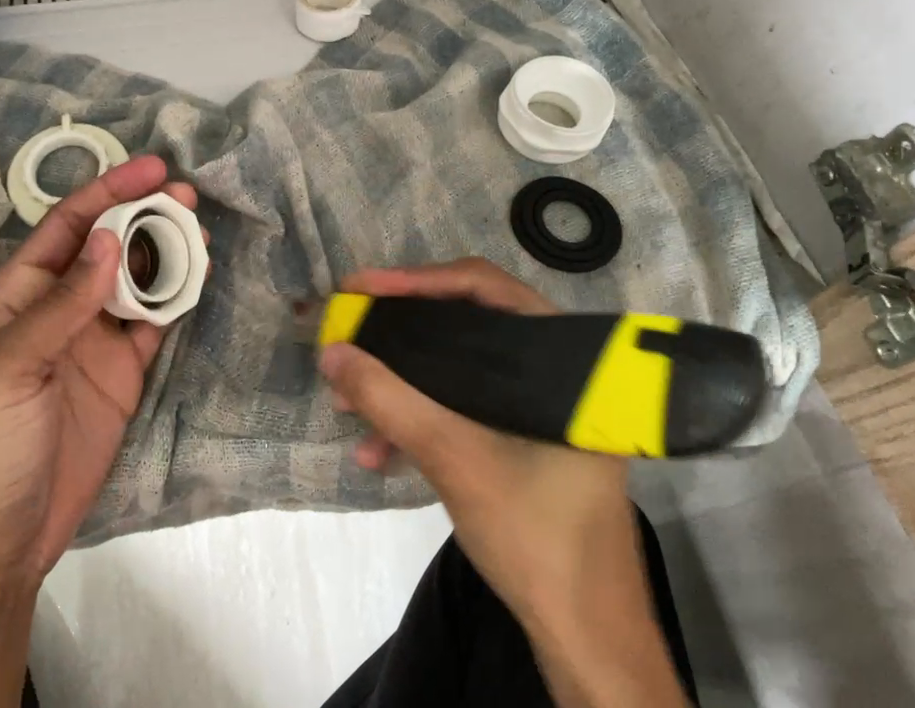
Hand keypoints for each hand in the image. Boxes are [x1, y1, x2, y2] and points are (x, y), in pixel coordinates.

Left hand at [0, 154, 199, 577]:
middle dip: (145, 216)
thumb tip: (111, 241)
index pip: (67, 227)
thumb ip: (62, 304)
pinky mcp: (123, 372)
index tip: (153, 169)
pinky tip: (200, 278)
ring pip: (137, 281)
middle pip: (108, 247)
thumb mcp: (10, 367)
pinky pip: (155, 323)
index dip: (108, 192)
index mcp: (18, 293)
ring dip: (167, 253)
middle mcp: (58, 306)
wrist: (4, 534)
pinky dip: (178, 300)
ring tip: (202, 231)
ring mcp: (94, 339)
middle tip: (189, 197)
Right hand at [319, 258, 687, 706]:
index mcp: (563, 358)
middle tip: (347, 338)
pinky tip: (377, 451)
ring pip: (458, 372)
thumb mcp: (454, 458)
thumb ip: (389, 400)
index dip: (415, 282)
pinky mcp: (524, 439)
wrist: (584, 631)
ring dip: (401, 386)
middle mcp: (555, 371)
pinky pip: (463, 408)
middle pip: (464, 327)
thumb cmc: (536, 534)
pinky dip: (420, 421)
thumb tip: (330, 352)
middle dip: (397, 340)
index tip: (359, 291)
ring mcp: (540, 408)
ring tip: (347, 406)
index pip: (483, 288)